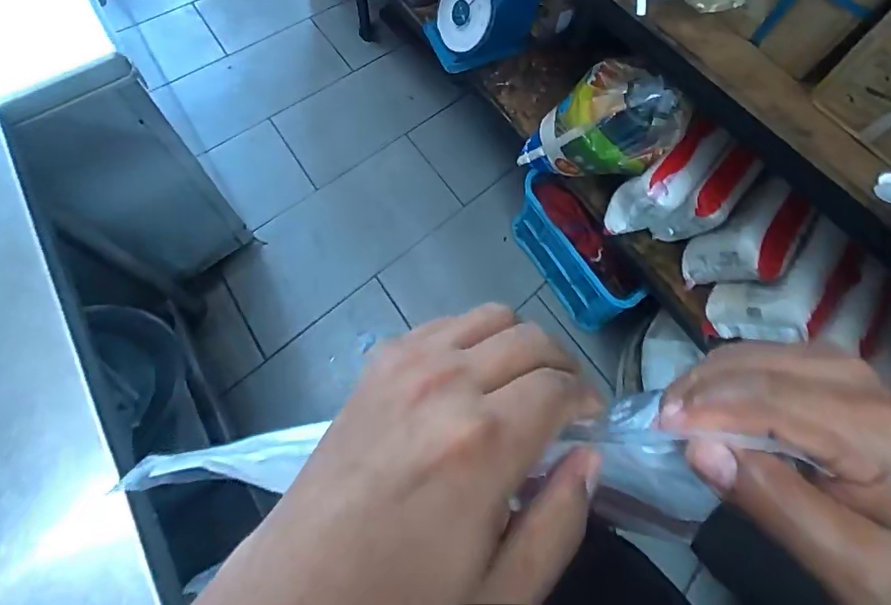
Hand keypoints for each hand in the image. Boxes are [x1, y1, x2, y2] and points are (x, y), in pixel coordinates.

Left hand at [201, 304, 604, 604]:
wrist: (297, 590)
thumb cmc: (403, 600)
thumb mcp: (498, 593)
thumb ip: (559, 522)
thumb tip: (591, 456)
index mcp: (481, 440)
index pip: (559, 386)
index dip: (587, 398)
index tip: (593, 419)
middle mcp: (447, 381)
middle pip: (531, 338)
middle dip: (562, 366)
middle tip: (565, 404)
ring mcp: (408, 361)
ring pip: (492, 316)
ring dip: (520, 343)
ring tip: (522, 384)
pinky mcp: (380, 360)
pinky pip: (447, 322)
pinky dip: (475, 337)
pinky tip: (471, 378)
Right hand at [661, 343, 890, 604]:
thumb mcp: (850, 568)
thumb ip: (775, 504)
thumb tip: (698, 447)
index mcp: (871, 426)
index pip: (770, 397)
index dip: (709, 407)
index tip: (660, 428)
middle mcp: (857, 378)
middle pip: (758, 364)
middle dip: (701, 388)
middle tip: (660, 424)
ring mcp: (846, 368)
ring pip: (756, 353)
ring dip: (710, 380)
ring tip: (678, 417)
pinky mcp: (834, 371)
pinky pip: (766, 359)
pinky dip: (729, 377)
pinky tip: (712, 405)